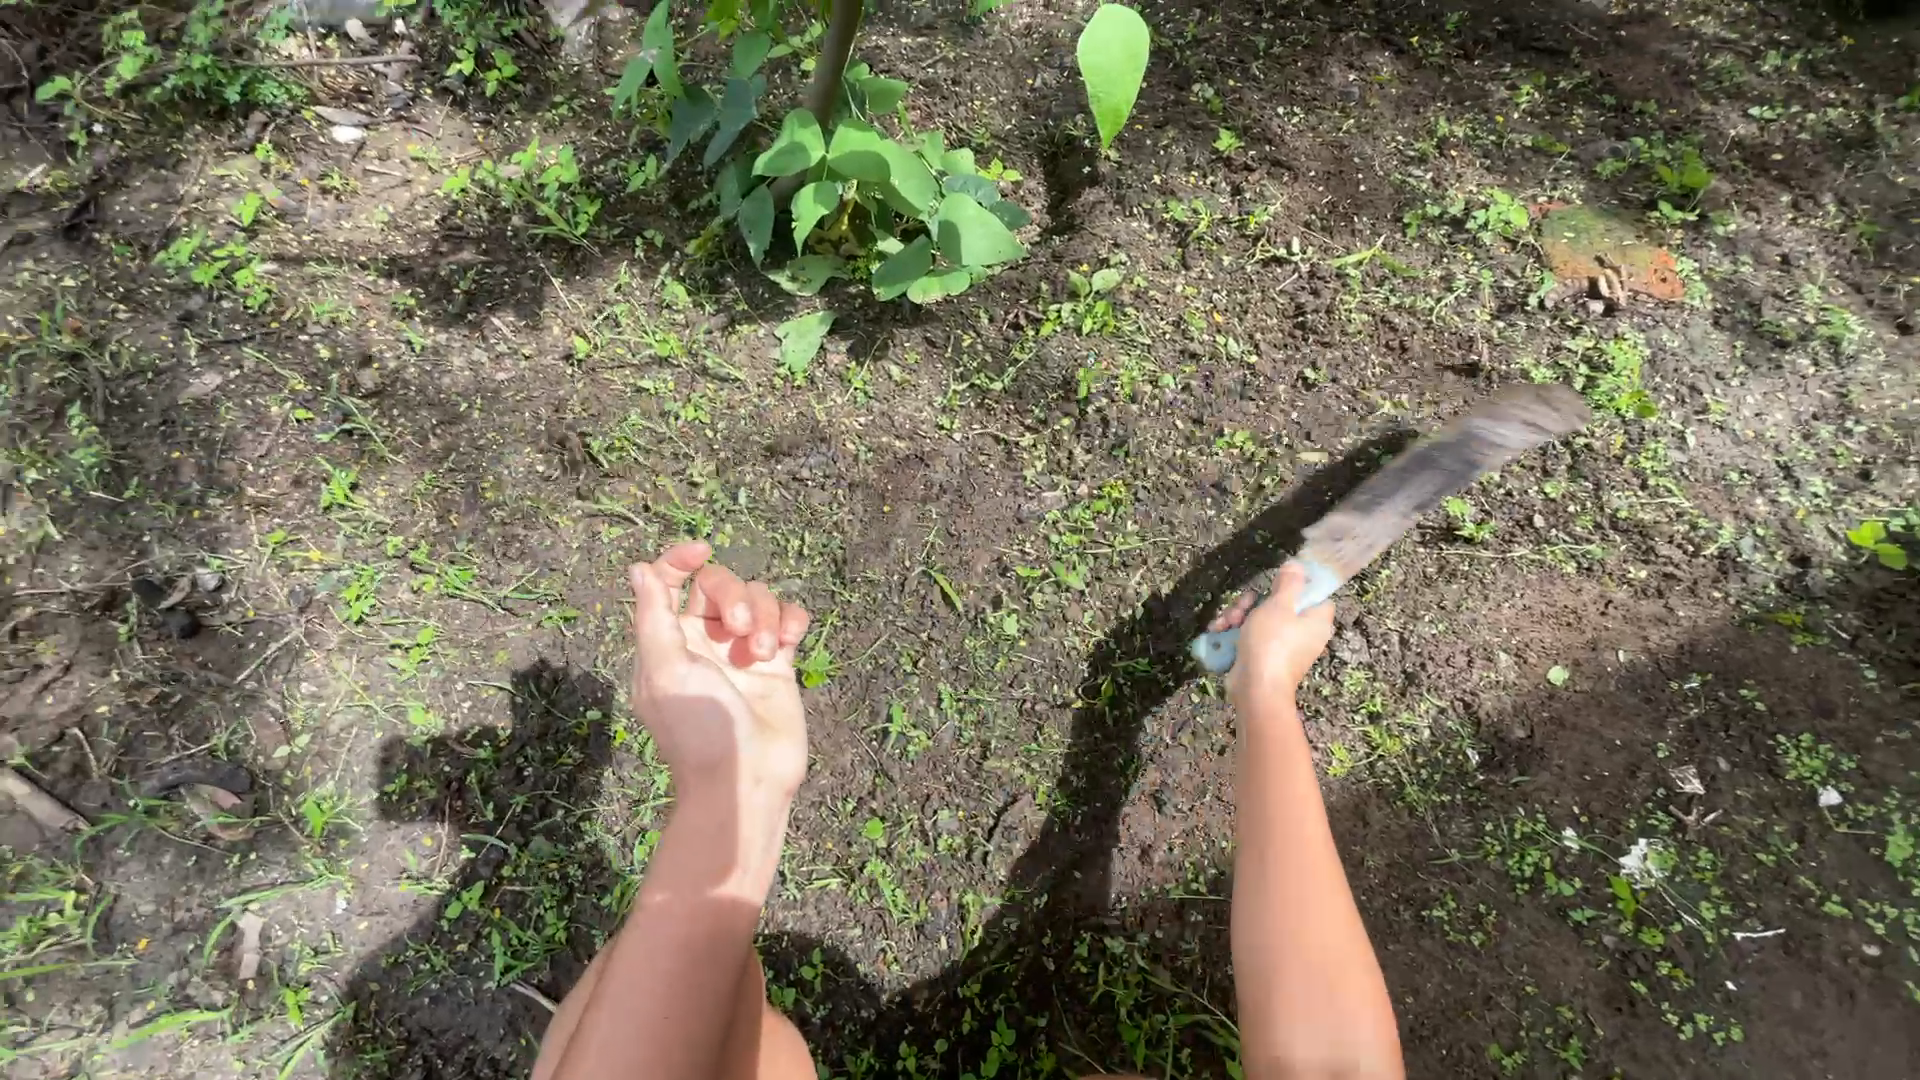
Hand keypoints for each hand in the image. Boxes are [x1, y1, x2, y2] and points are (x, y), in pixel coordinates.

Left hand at [628, 542, 811, 810]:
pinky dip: (792, 620)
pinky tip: (789, 642)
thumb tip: (638, 568)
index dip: (680, 559)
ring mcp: (745, 650)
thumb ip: (653, 617)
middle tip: (739, 630)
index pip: (670, 581)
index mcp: (669, 640)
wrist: (747, 779)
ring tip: (766, 651)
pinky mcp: (781, 661)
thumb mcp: (665, 671)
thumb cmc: (698, 729)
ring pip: (760, 597)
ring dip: (766, 614)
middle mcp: (706, 640)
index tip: (701, 551)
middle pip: (721, 584)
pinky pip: (789, 618)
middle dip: (734, 596)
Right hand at [1207, 562, 1333, 706]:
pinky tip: (1218, 632)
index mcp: (1316, 620)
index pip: (1315, 594)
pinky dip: (1235, 632)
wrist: (1256, 688)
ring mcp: (1283, 646)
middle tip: (1241, 606)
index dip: (1296, 585)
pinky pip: (1251, 635)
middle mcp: (1304, 633)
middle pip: (1280, 604)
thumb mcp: (1279, 605)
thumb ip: (1289, 582)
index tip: (1275, 583)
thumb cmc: (1272, 643)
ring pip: (1260, 618)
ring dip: (1238, 616)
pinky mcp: (1264, 655)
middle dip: (1253, 602)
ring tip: (1224, 623)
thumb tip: (1297, 565)